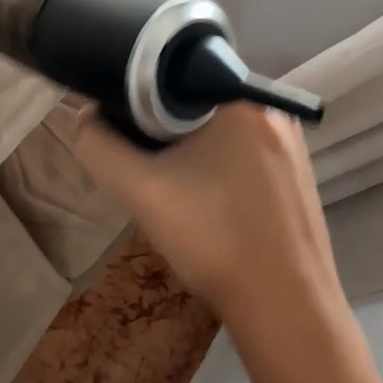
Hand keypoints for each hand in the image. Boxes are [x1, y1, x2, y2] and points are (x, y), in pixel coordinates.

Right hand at [73, 102, 341, 322]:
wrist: (286, 310)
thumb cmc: (214, 240)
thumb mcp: (140, 190)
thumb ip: (100, 146)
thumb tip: (85, 117)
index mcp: (239, 97)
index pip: (172, 72)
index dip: (137, 94)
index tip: (119, 125)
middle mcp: (271, 109)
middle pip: (194, 100)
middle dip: (161, 126)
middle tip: (141, 162)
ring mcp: (290, 144)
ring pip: (217, 128)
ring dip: (188, 148)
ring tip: (168, 184)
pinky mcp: (297, 175)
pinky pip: (241, 152)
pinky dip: (215, 166)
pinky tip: (204, 202)